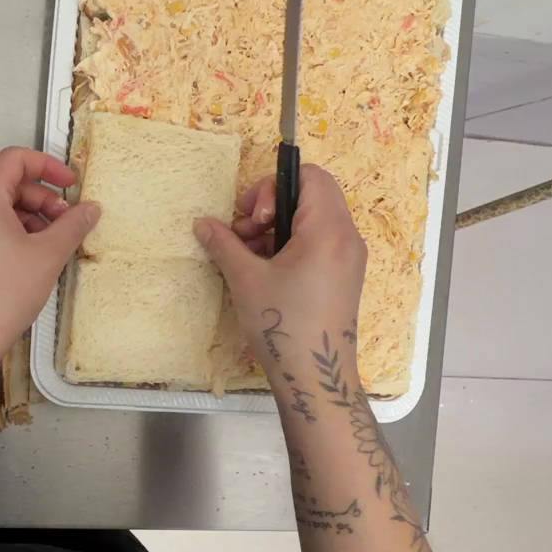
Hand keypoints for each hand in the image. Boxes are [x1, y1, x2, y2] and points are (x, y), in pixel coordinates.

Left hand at [0, 147, 98, 378]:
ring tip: (53, 243)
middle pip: (7, 183)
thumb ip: (73, 225)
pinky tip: (33, 257)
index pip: (14, 159)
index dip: (47, 165)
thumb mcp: (48, 256)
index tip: (71, 184)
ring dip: (30, 216)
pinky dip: (13, 232)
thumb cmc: (4, 295)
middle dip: (42, 196)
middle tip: (67, 221)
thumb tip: (91, 208)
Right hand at [196, 165, 366, 386]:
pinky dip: (291, 246)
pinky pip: (319, 243)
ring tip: (250, 257)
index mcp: (328, 230)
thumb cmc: (281, 323)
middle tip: (245, 236)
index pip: (310, 175)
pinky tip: (267, 272)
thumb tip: (202, 223)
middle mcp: (346, 237)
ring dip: (277, 229)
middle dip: (271, 208)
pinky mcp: (344, 277)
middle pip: (311, 195)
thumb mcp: (245, 279)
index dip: (273, 185)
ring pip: (313, 220)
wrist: (315, 376)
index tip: (251, 216)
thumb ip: (224, 243)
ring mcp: (349, 258)